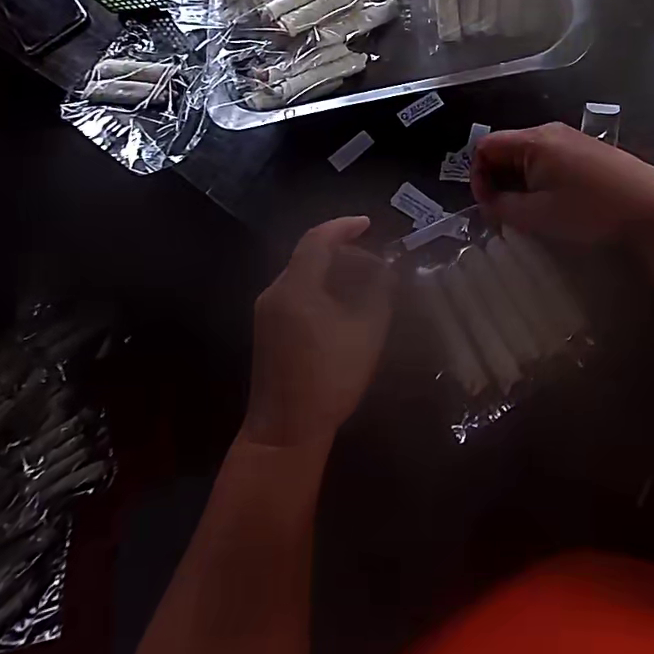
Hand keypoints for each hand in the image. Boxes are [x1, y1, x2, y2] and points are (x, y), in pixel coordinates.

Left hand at [243, 216, 392, 449]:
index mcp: (295, 288)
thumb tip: (386, 273)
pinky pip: (296, 294)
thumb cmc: (329, 379)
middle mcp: (275, 292)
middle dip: (345, 255)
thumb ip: (378, 295)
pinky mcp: (268, 328)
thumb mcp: (365, 334)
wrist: (285, 429)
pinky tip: (344, 308)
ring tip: (367, 289)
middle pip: (309, 256)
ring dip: (334, 274)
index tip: (368, 224)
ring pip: (303, 276)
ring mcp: (267, 311)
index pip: (317, 240)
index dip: (343, 228)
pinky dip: (321, 290)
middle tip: (378, 270)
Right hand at [471, 122, 653, 244]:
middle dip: (497, 180)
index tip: (487, 205)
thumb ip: (502, 206)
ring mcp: (571, 140)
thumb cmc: (591, 210)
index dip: (477, 176)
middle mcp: (549, 132)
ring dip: (519, 182)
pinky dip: (540, 179)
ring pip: (527, 156)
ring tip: (530, 211)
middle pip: (505, 149)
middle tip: (505, 212)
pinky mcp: (587, 152)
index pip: (484, 146)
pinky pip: (549, 160)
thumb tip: (488, 202)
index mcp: (533, 141)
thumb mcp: (537, 215)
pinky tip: (555, 203)